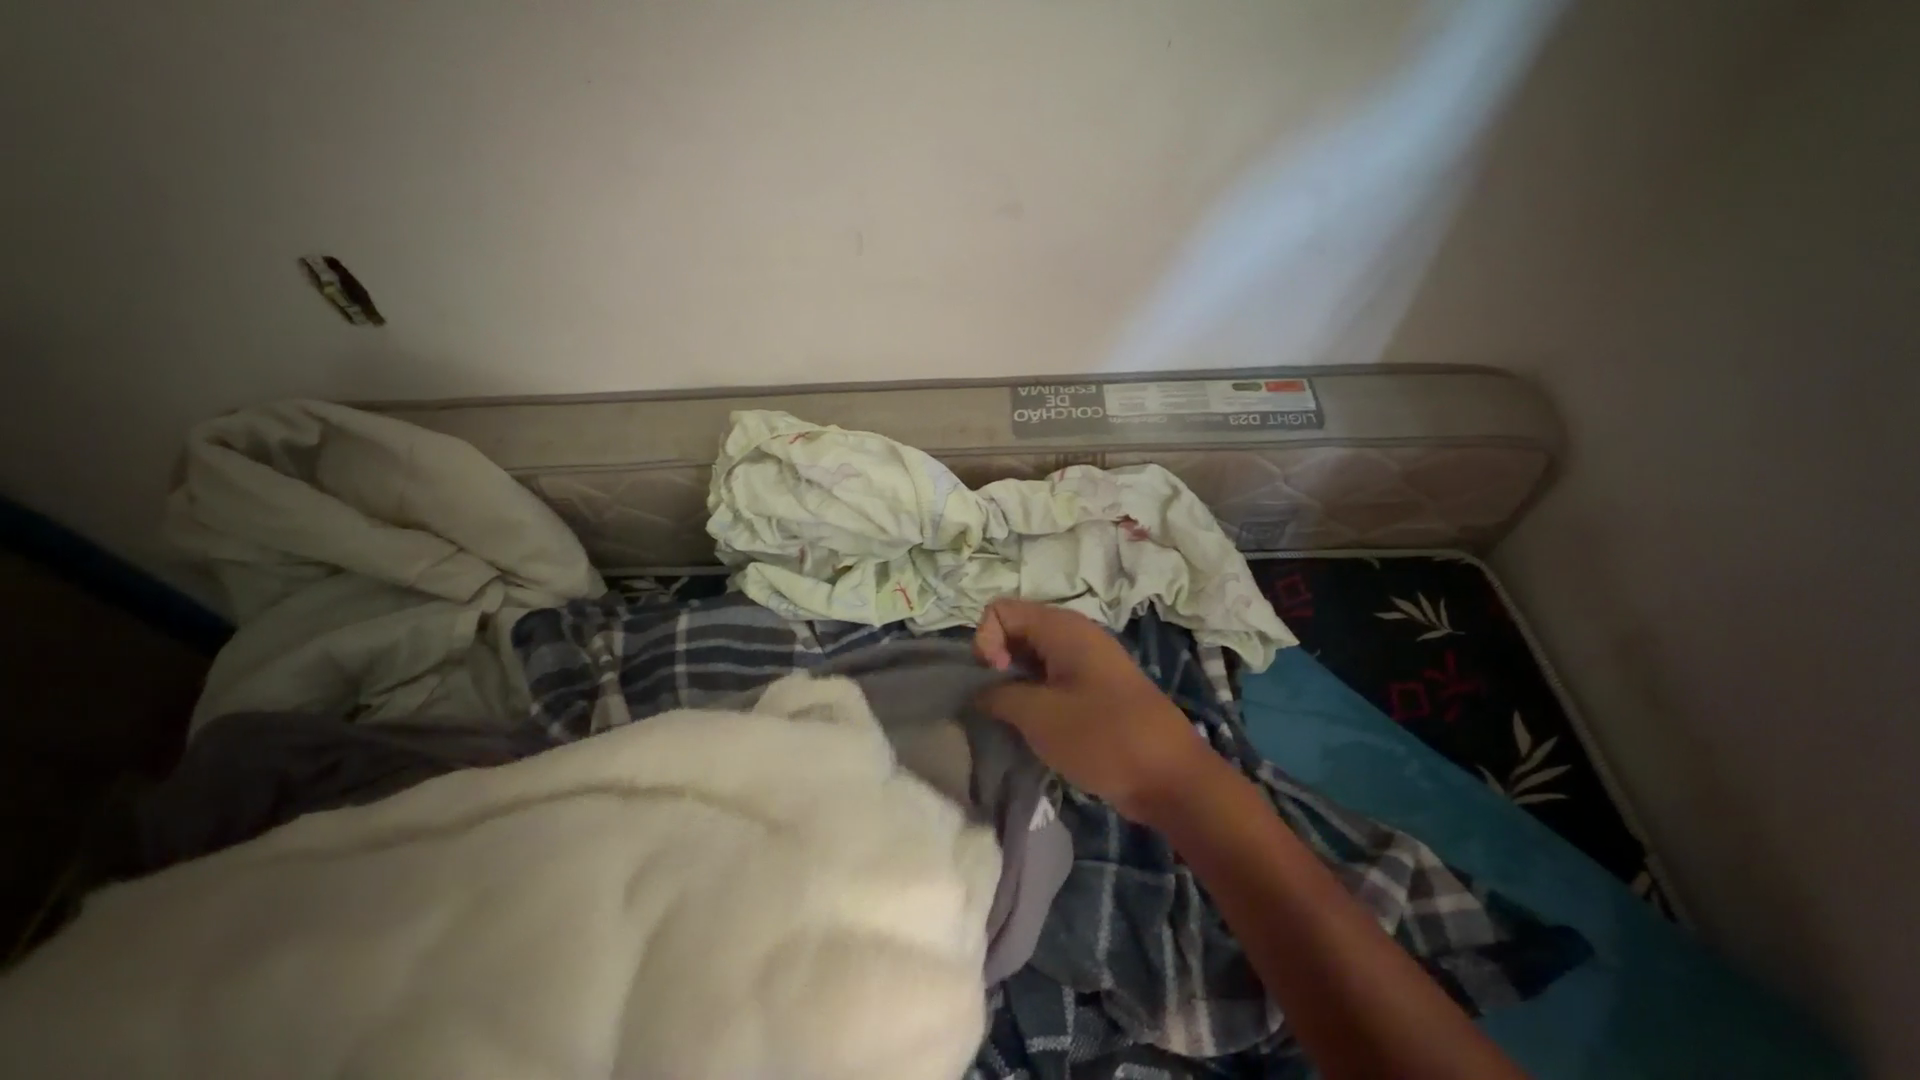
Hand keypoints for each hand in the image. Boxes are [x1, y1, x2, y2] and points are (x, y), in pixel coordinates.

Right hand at [972, 598, 1222, 821]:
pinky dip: (1036, 700)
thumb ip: (998, 695)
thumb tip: (980, 692)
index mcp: (1064, 628)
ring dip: (1015, 686)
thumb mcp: (1039, 715)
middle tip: (999, 704)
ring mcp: (1089, 664)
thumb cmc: (1102, 737)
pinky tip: (1035, 730)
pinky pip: (1052, 682)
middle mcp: (1076, 636)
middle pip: (1016, 632)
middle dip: (996, 664)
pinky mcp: (1096, 692)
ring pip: (1033, 660)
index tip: (994, 679)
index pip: (1000, 611)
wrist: (1169, 777)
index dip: (985, 641)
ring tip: (1013, 721)